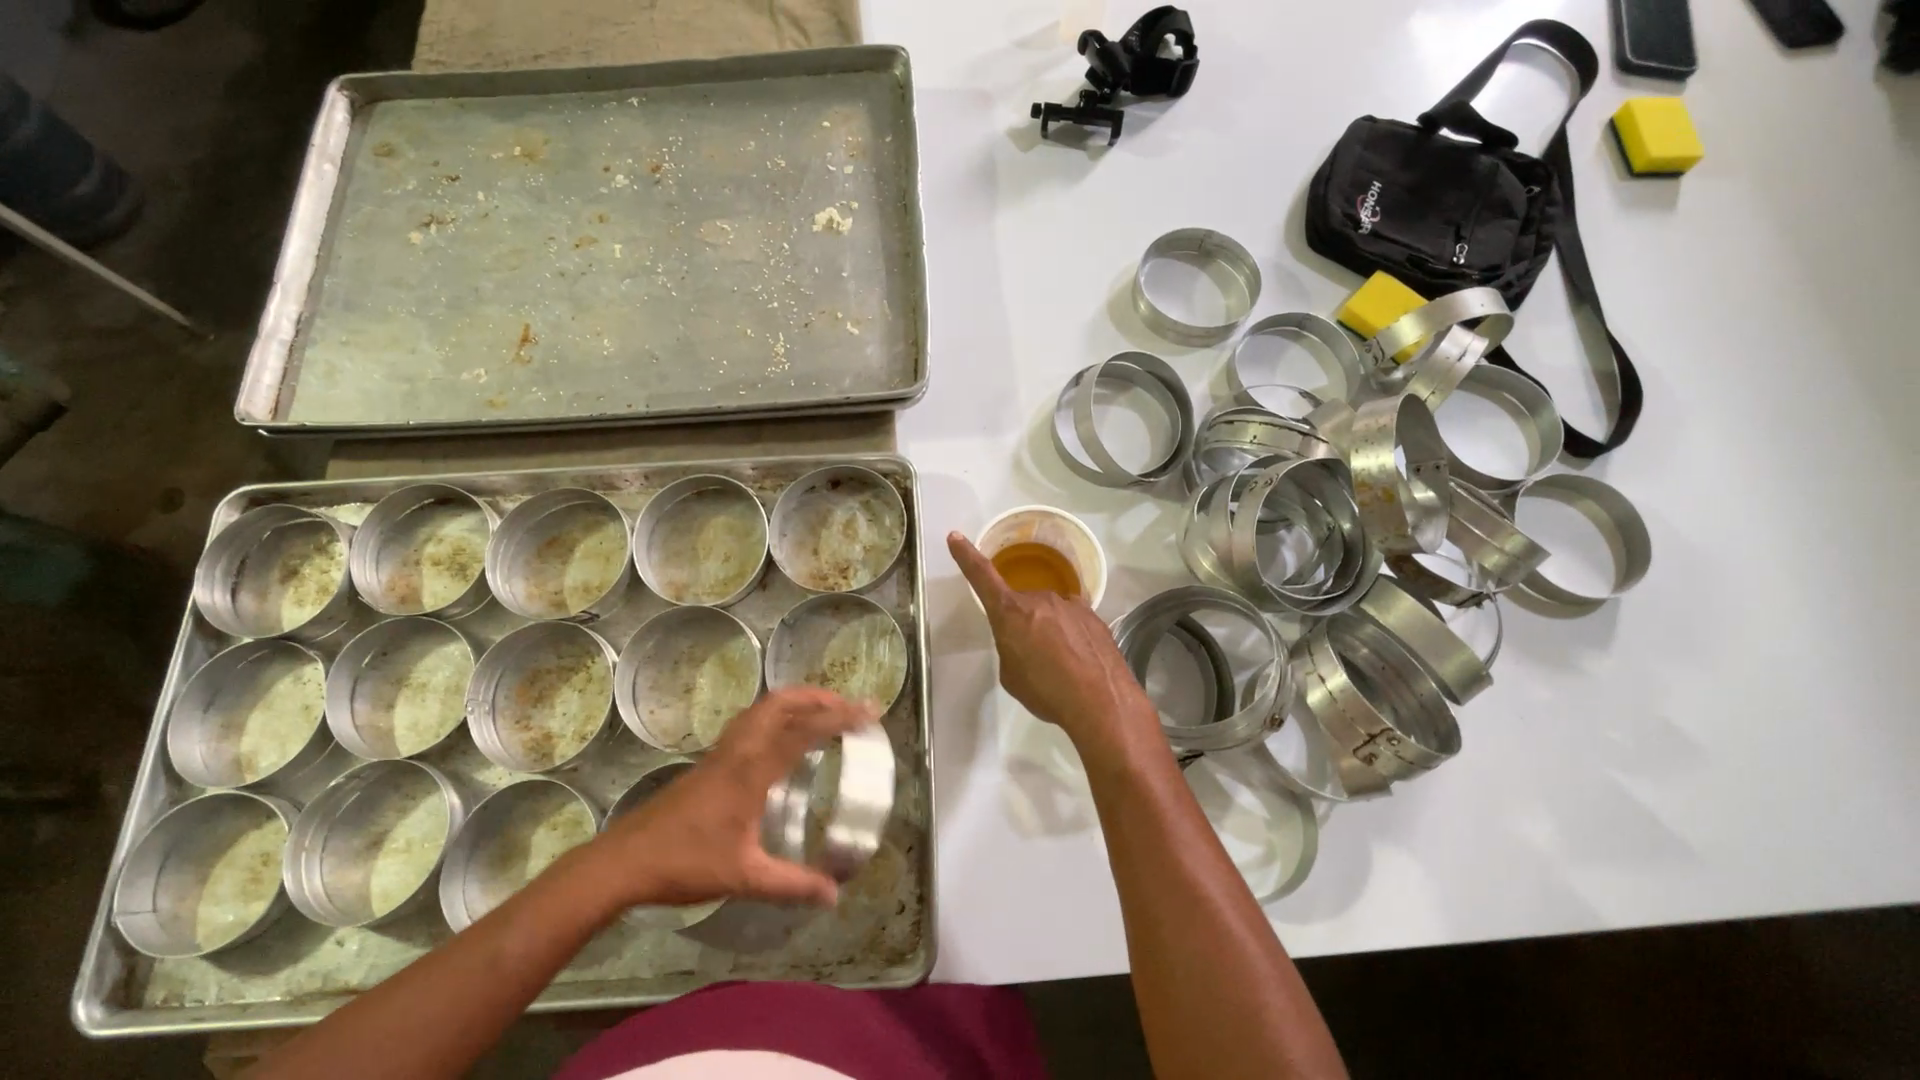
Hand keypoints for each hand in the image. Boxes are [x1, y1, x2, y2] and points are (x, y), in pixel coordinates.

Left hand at [583, 687, 877, 910]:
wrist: (624, 862)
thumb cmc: (684, 864)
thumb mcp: (744, 878)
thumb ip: (792, 884)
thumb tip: (834, 894)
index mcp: (750, 771)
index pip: (802, 730)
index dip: (839, 717)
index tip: (870, 712)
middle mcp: (737, 751)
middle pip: (780, 703)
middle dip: (819, 697)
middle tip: (849, 708)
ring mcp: (720, 754)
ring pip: (762, 709)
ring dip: (796, 703)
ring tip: (824, 716)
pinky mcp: (709, 763)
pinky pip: (751, 724)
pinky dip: (778, 719)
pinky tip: (786, 745)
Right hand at [948, 532, 1157, 746]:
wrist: (1101, 701)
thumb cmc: (1046, 692)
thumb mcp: (1011, 674)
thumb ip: (1011, 647)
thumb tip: (1024, 640)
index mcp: (1011, 612)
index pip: (982, 577)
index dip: (967, 556)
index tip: (956, 537)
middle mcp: (1040, 600)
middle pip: (1022, 605)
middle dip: (1023, 626)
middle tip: (1031, 659)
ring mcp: (1070, 605)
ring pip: (1050, 613)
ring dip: (1049, 632)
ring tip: (1060, 666)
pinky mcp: (1093, 616)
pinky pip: (1072, 621)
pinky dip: (1071, 637)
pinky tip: (1079, 662)